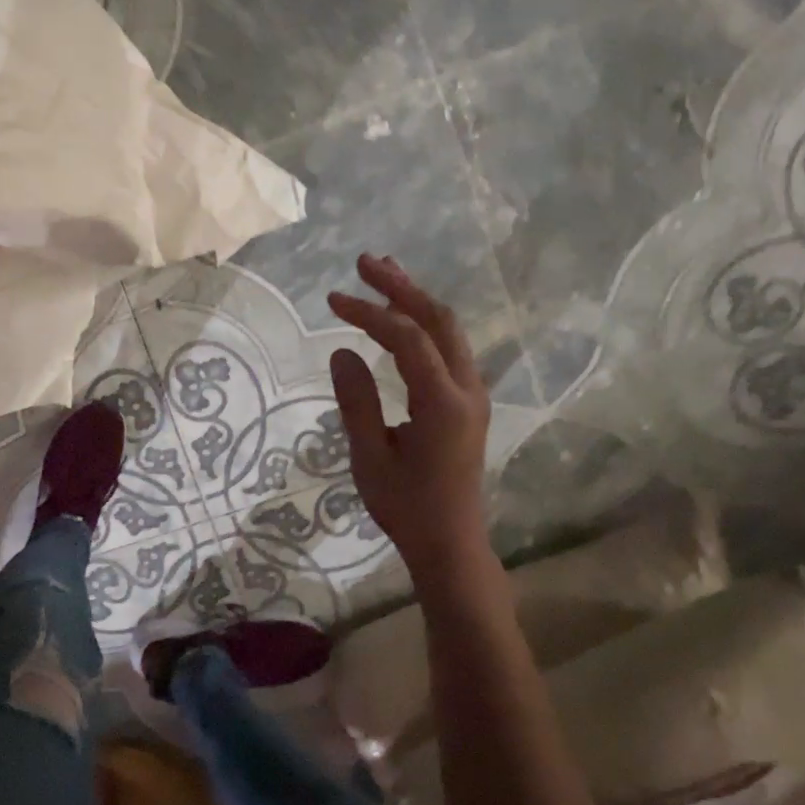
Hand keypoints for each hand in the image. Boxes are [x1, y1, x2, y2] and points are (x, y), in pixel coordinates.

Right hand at [327, 254, 491, 577]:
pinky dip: (422, 323)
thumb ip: (357, 401)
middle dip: (401, 287)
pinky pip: (449, 348)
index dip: (369, 313)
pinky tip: (399, 318)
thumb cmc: (406, 505)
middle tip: (365, 262)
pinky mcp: (467, 403)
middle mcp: (467, 390)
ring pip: (449, 331)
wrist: (451, 543)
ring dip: (415, 300)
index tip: (332, 300)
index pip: (407, 339)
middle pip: (439, 321)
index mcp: (443, 403)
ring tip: (382, 274)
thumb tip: (342, 350)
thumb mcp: (369, 456)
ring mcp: (473, 395)